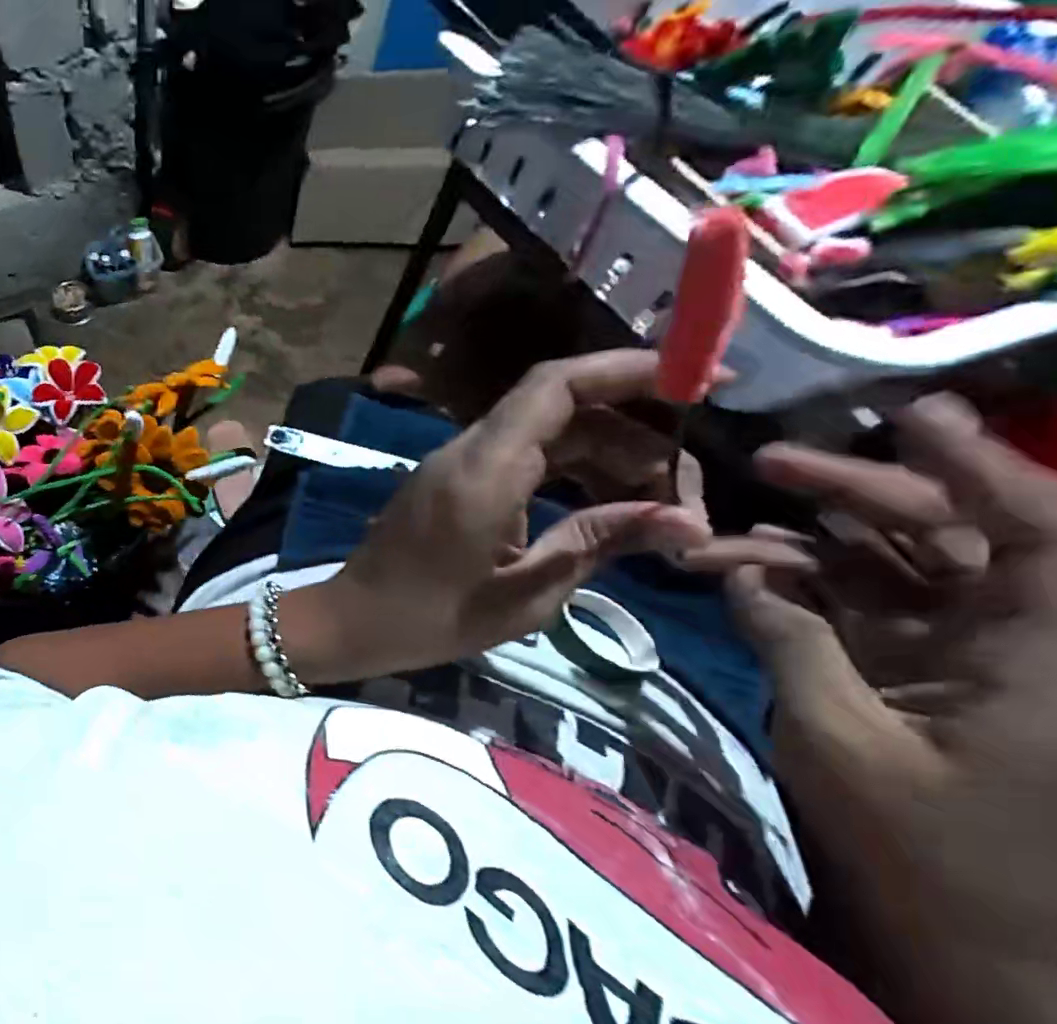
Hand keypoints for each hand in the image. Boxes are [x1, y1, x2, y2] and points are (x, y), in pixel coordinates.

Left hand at [323, 350, 714, 676]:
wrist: (352, 622)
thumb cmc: (430, 617)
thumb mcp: (525, 592)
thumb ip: (599, 542)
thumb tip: (687, 522)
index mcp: (483, 469)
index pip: (558, 386)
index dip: (632, 370)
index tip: (703, 381)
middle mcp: (469, 451)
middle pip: (564, 411)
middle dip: (635, 438)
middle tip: (684, 497)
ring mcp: (457, 464)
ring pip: (547, 435)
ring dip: (607, 459)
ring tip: (656, 510)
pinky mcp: (454, 482)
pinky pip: (522, 458)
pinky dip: (570, 474)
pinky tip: (605, 509)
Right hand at [691, 395, 1056, 1023]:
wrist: (938, 928)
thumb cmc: (910, 843)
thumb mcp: (838, 737)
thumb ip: (792, 642)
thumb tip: (745, 572)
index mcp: (1043, 662)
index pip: (1049, 540)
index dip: (989, 470)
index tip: (912, 420)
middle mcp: (1008, 643)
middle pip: (949, 539)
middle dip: (860, 493)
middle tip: (771, 462)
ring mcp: (949, 656)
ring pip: (888, 568)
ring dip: (809, 542)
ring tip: (723, 528)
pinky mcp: (901, 672)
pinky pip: (850, 607)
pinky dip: (795, 587)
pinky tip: (737, 573)